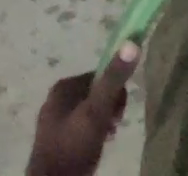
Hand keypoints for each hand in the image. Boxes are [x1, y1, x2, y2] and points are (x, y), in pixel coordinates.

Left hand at [25, 42, 139, 175]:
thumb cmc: (74, 145)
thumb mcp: (97, 110)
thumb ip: (113, 79)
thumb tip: (132, 42)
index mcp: (63, 87)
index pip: (101, 75)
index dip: (116, 90)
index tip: (119, 110)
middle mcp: (56, 99)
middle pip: (97, 92)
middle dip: (110, 107)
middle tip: (114, 124)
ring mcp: (55, 120)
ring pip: (91, 109)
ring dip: (105, 121)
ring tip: (107, 136)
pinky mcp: (57, 138)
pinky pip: (83, 126)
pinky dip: (94, 132)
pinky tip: (98, 144)